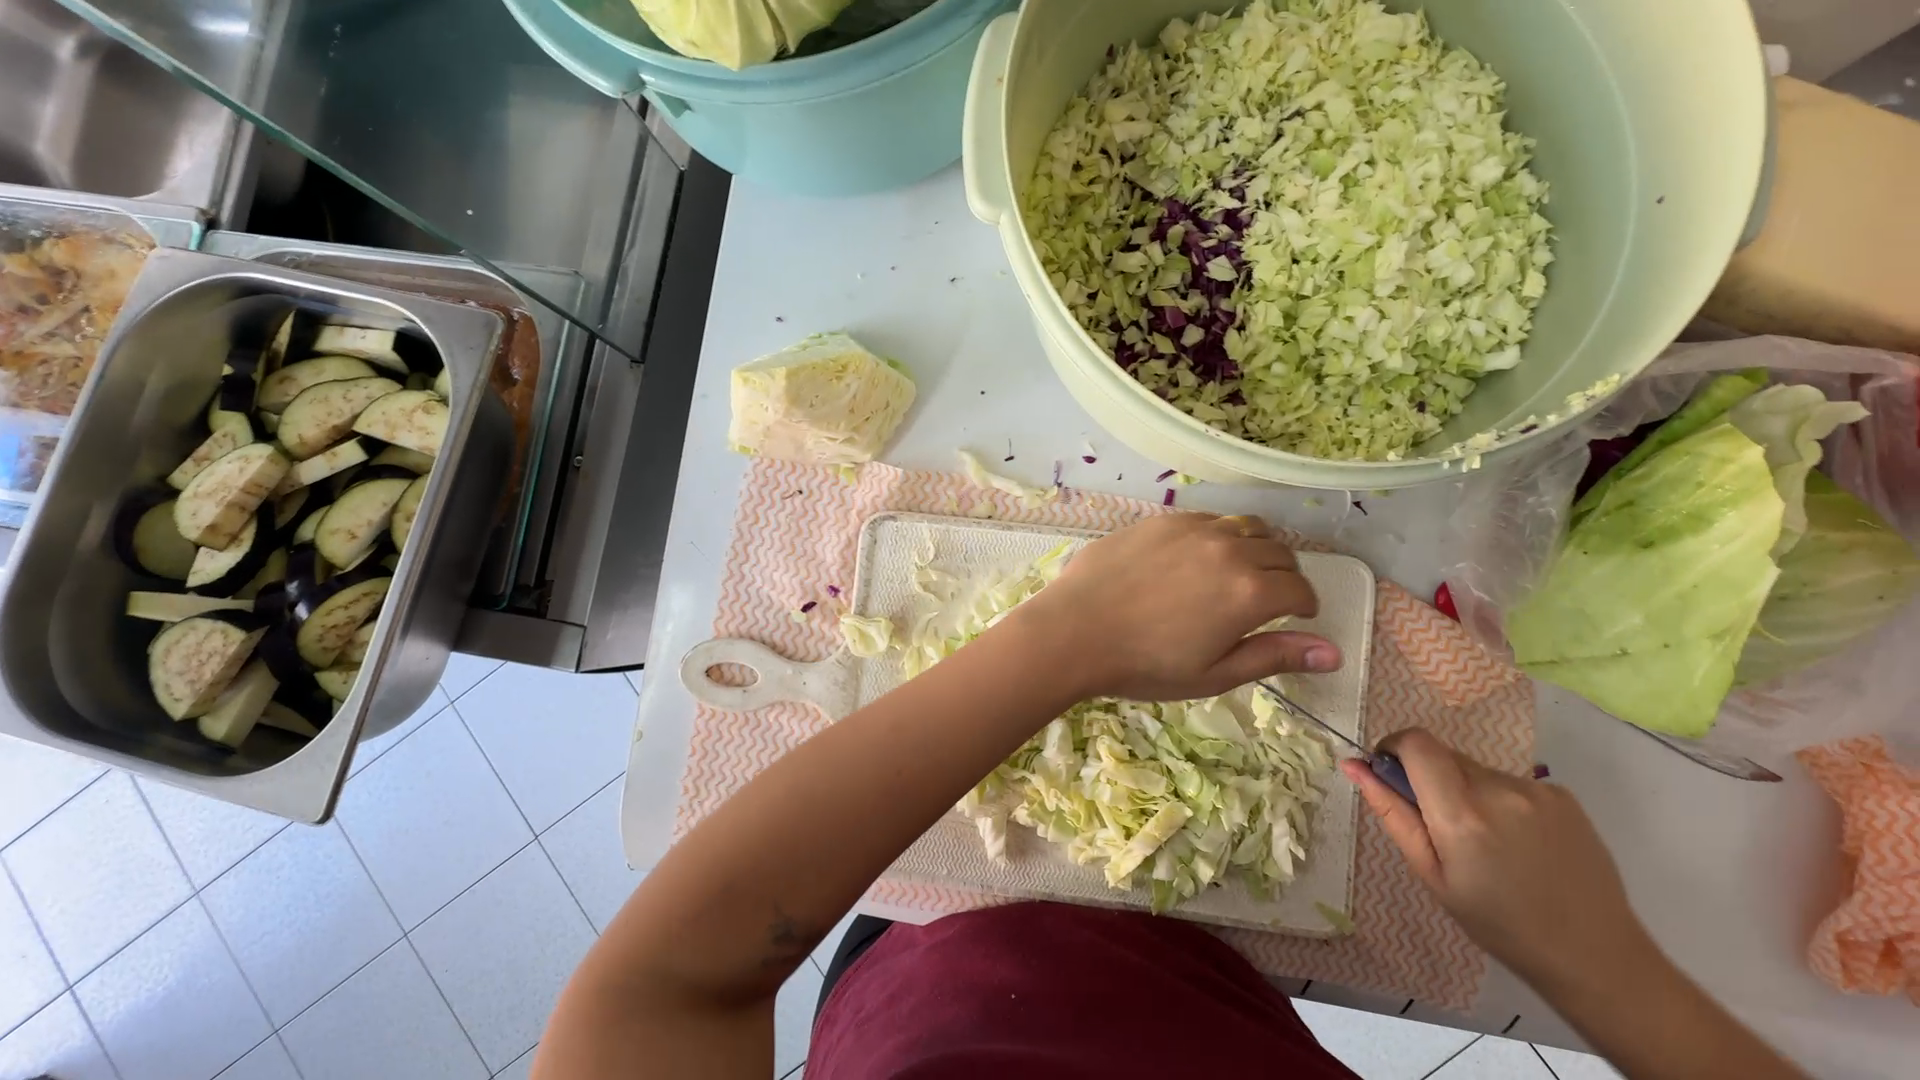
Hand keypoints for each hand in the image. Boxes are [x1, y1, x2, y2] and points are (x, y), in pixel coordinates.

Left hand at [1006, 513, 1339, 701]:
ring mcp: (1193, 528)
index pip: (1300, 589)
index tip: (1295, 617)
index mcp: (1251, 591)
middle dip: (1285, 576)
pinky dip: (1219, 535)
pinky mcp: (1161, 520)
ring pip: (1247, 527)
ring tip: (1238, 573)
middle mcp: (1230, 549)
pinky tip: (1197, 558)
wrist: (1073, 631)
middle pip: (1280, 553)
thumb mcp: (1214, 672)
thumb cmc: (1145, 664)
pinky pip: (1208, 519)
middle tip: (1268, 599)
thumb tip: (1336, 653)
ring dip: (1256, 549)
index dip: (1304, 606)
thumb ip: (1275, 656)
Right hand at [1343, 730, 1653, 988]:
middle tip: (1439, 827)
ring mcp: (1537, 790)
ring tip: (1486, 844)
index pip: (1416, 743)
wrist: (1594, 953)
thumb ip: (1392, 813)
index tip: (1388, 774)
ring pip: (1476, 769)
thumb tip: (1353, 765)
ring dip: (1465, 791)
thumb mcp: (1432, 875)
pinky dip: (1498, 801)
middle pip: (1443, 755)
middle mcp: (1500, 789)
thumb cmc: (1498, 924)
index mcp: (1462, 813)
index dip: (1393, 747)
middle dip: (1428, 778)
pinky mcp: (1563, 795)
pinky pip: (1509, 782)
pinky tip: (1517, 844)